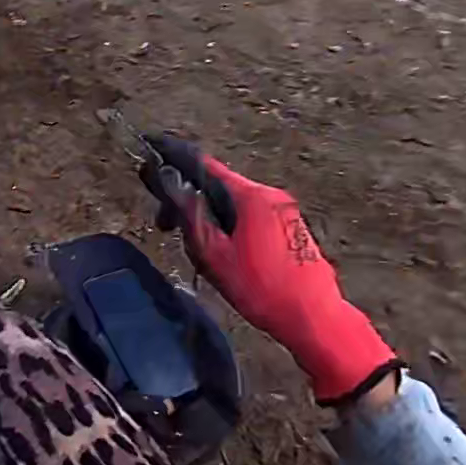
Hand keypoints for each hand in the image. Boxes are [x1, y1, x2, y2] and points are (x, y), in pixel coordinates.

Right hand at [143, 135, 401, 404]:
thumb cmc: (259, 287)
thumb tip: (168, 180)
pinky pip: (245, 213)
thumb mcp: (213, 252)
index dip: (173, 155)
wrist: (315, 319)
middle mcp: (268, 195)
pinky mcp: (287, 226)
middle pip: (216, 184)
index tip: (150, 145)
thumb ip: (189, 213)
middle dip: (185, 198)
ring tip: (189, 243)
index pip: (203, 164)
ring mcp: (282, 210)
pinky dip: (223, 221)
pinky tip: (215, 246)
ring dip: (204, 214)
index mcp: (250, 196)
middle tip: (162, 225)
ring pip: (230, 201)